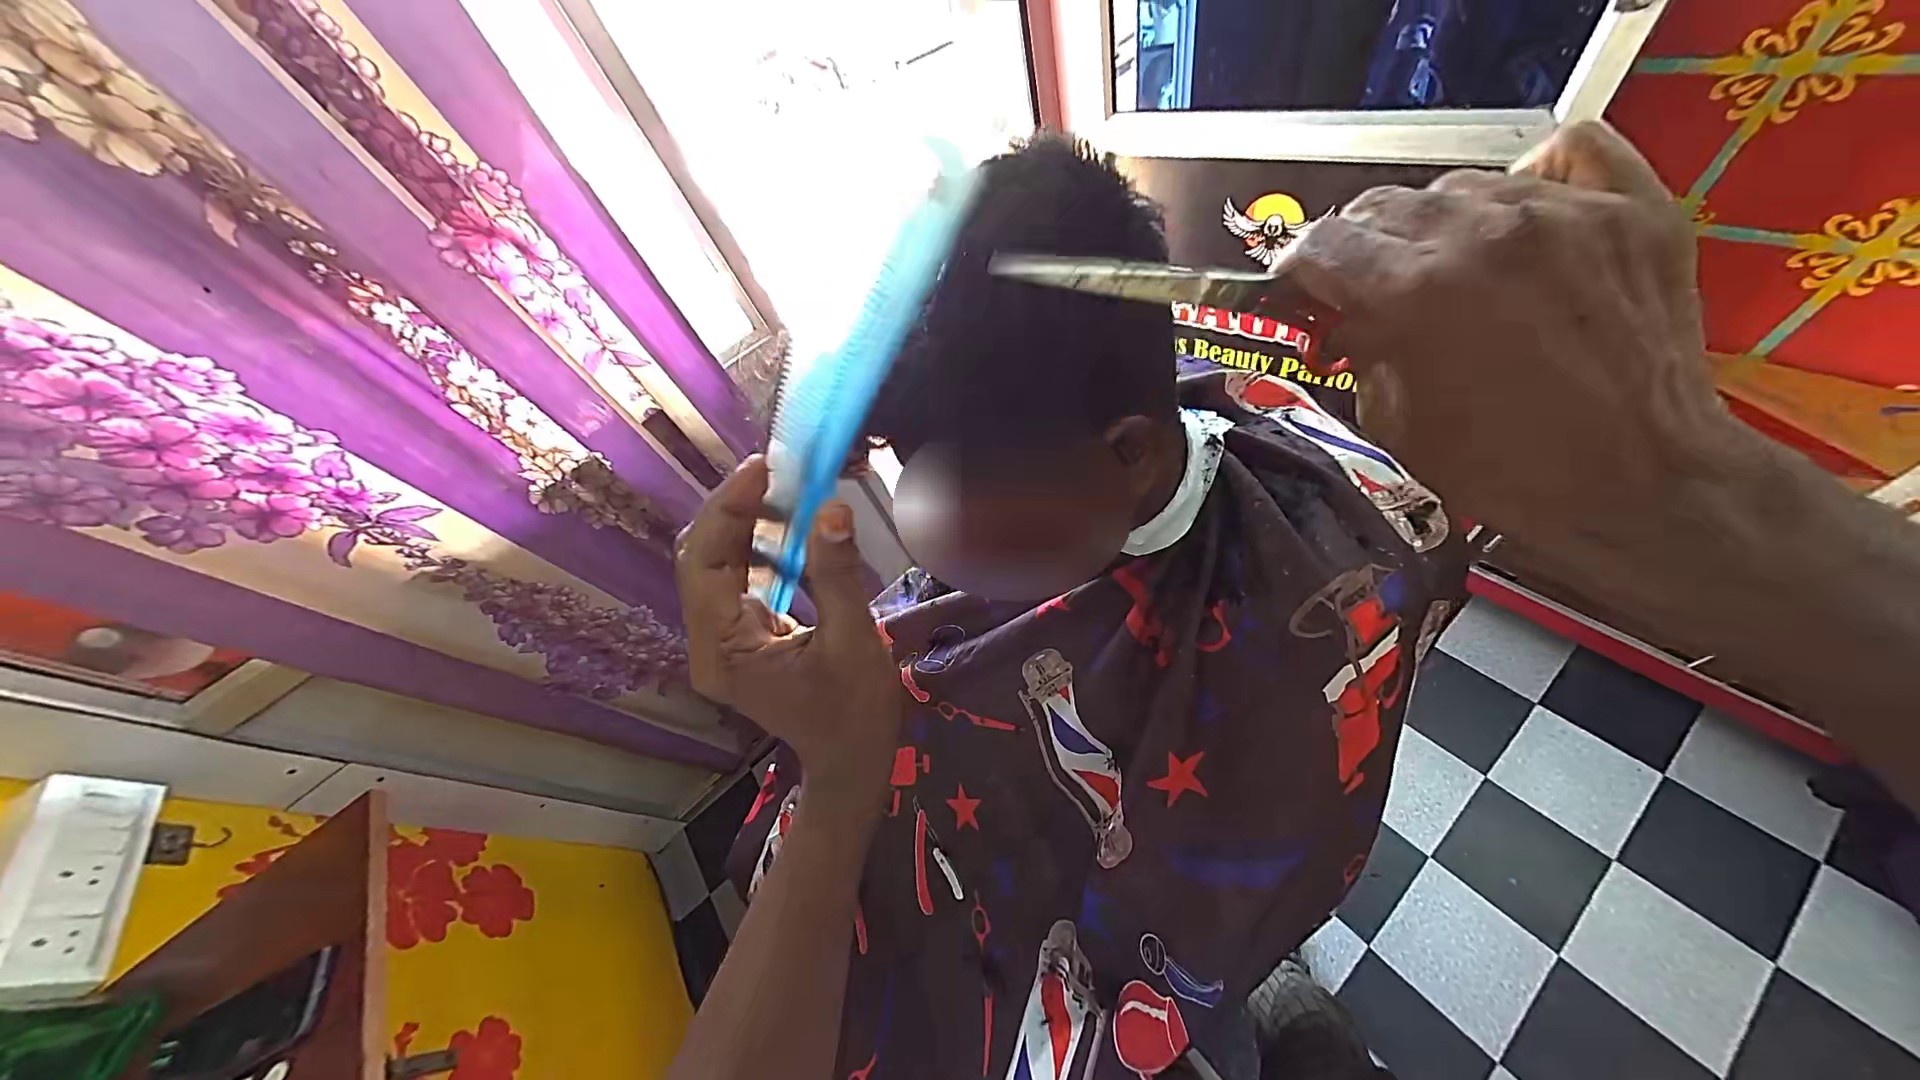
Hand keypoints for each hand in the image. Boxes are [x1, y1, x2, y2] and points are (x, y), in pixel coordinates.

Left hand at [674, 457, 900, 797]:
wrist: (851, 762)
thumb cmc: (854, 712)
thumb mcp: (852, 642)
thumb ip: (837, 575)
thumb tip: (832, 510)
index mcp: (724, 649)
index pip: (704, 562)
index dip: (728, 509)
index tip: (762, 468)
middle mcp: (710, 642)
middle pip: (702, 558)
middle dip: (735, 510)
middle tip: (777, 472)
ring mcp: (723, 640)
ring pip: (717, 564)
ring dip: (747, 524)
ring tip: (786, 490)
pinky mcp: (742, 636)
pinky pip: (739, 578)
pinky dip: (760, 546)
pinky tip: (789, 526)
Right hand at [1283, 121, 1761, 586]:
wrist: (1634, 479)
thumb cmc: (1497, 467)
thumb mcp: (1390, 419)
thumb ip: (1358, 351)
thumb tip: (1341, 320)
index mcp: (1415, 294)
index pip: (1322, 243)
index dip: (1296, 269)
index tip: (1297, 290)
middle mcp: (1484, 234)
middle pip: (1379, 206)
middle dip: (1352, 248)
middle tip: (1357, 289)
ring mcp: (1566, 211)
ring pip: (1455, 184)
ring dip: (1426, 224)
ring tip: (1437, 268)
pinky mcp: (1633, 207)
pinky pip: (1561, 153)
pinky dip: (1522, 179)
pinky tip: (1512, 217)